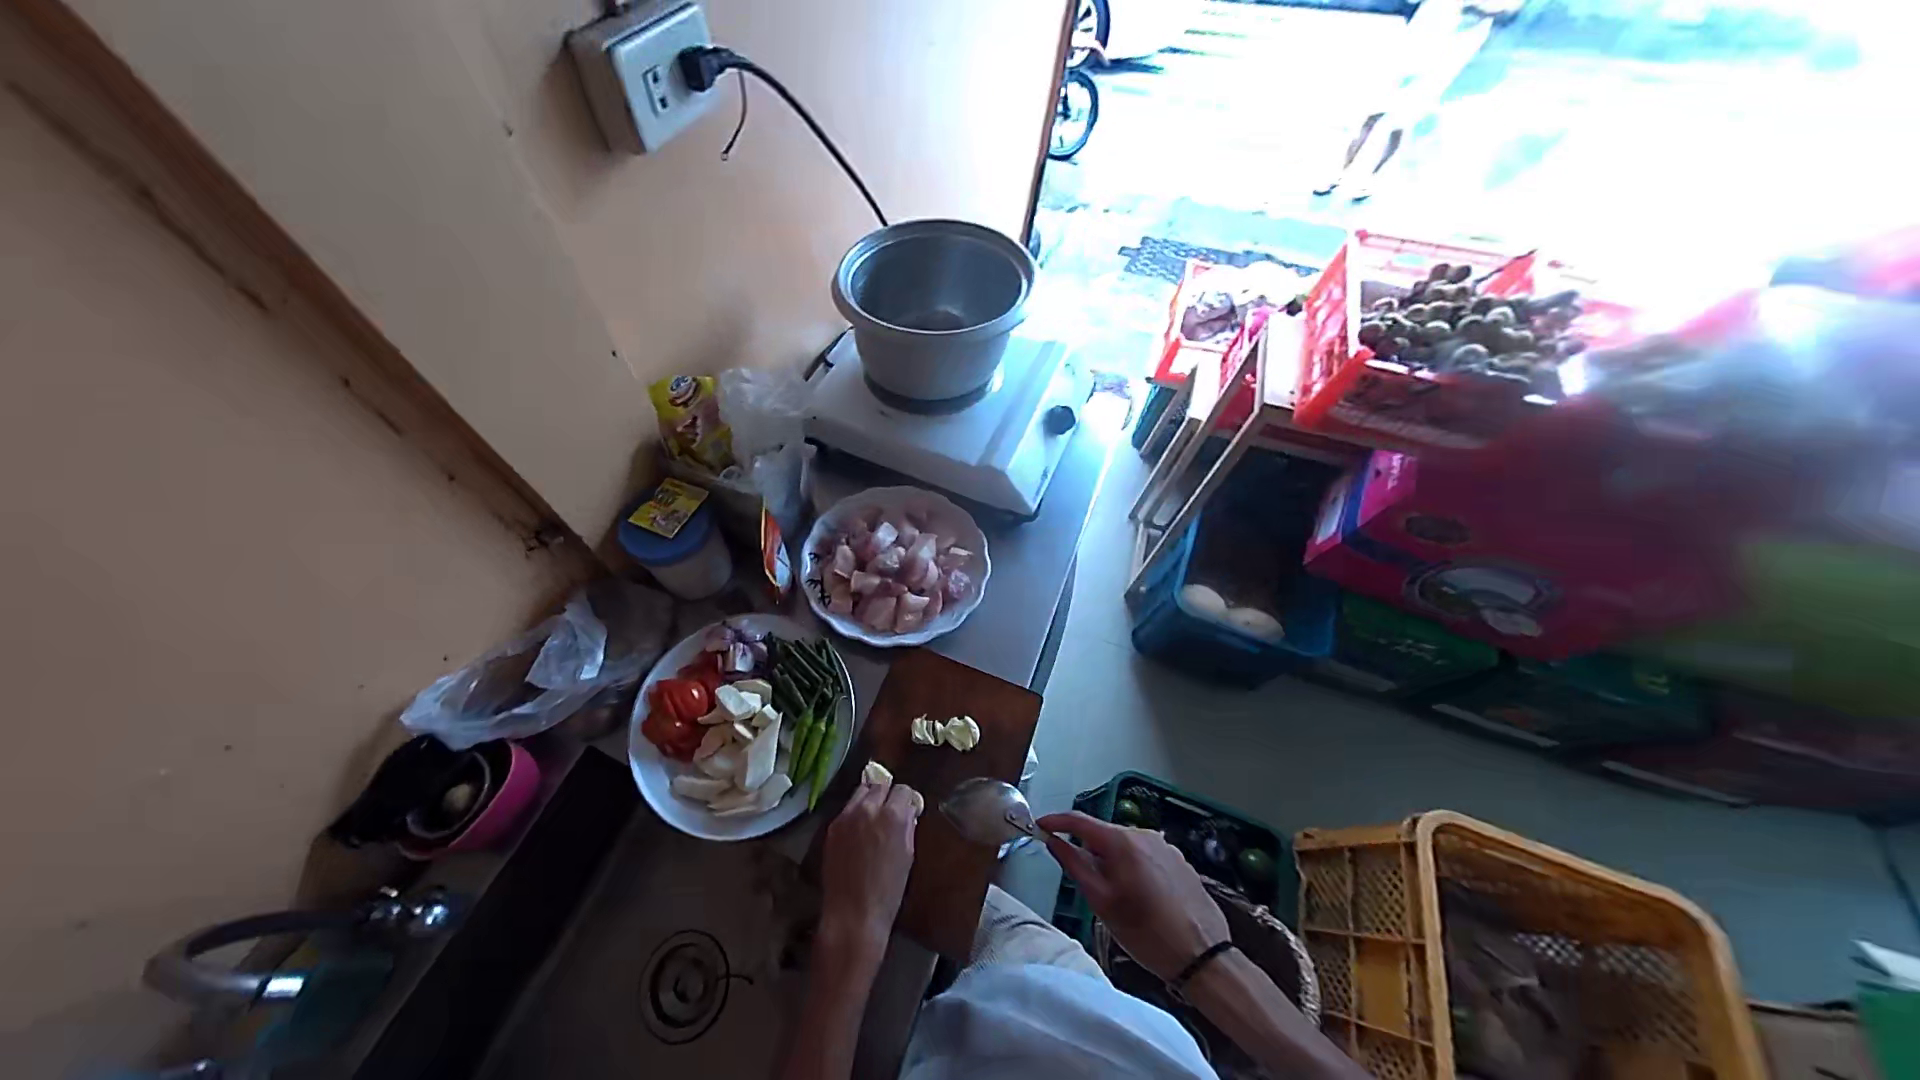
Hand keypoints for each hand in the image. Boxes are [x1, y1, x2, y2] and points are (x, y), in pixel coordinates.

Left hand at [818, 774, 920, 957]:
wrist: (853, 914)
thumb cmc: (888, 890)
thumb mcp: (908, 855)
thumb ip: (908, 826)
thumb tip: (908, 811)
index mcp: (893, 815)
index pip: (903, 789)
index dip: (907, 798)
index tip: (909, 808)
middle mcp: (868, 808)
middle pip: (881, 785)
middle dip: (888, 795)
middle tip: (891, 812)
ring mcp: (847, 816)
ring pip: (861, 791)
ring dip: (870, 798)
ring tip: (873, 818)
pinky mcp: (832, 827)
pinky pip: (847, 809)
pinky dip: (855, 812)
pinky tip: (858, 831)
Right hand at [1038, 810, 1228, 980]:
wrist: (1202, 956)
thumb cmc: (1146, 932)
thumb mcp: (1101, 902)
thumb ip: (1074, 865)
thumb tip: (1054, 842)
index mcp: (1121, 841)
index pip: (1079, 820)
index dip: (1056, 822)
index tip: (1040, 826)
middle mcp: (1143, 834)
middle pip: (1103, 834)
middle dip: (1089, 852)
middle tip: (1088, 885)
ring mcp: (1164, 845)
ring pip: (1124, 846)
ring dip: (1112, 862)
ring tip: (1119, 898)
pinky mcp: (1178, 859)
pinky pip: (1144, 855)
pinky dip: (1133, 868)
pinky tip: (1142, 898)